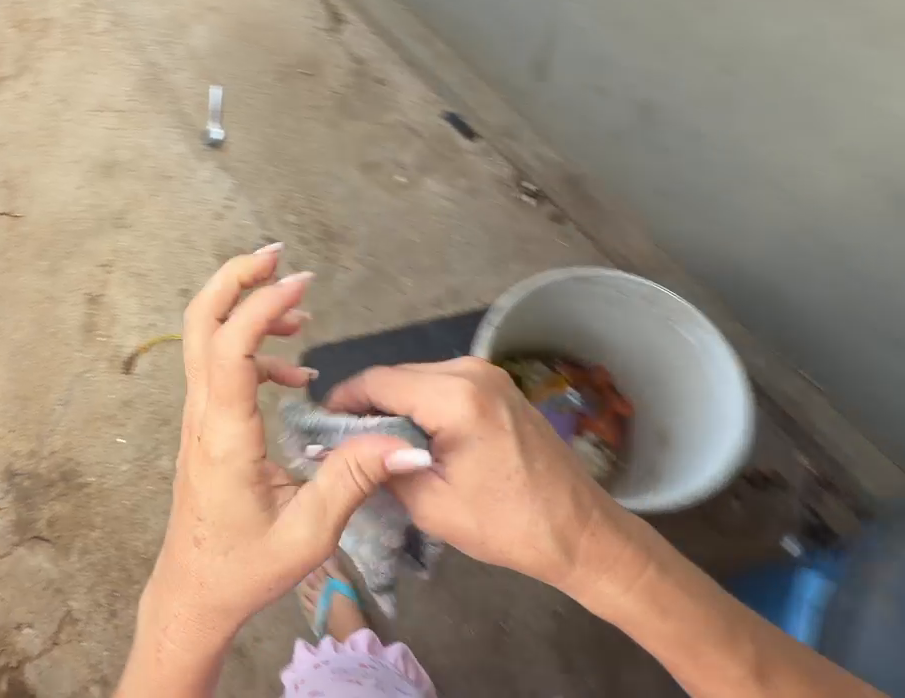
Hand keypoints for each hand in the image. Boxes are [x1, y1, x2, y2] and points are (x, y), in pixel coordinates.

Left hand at [141, 246, 434, 644]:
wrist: (194, 590)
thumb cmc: (246, 566)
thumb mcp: (310, 532)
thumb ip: (354, 479)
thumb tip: (406, 441)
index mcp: (224, 433)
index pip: (231, 348)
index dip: (262, 306)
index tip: (303, 281)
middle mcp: (203, 412)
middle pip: (199, 322)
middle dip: (234, 279)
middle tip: (277, 255)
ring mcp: (199, 414)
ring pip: (205, 337)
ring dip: (244, 307)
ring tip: (299, 305)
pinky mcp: (206, 421)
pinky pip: (223, 366)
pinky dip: (255, 351)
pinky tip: (296, 373)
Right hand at [323, 358, 633, 593]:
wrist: (585, 533)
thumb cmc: (509, 525)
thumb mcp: (431, 504)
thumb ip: (380, 466)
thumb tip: (339, 447)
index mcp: (455, 396)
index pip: (377, 381)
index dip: (342, 401)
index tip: (320, 427)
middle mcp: (470, 371)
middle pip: (396, 376)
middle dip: (367, 405)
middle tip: (343, 440)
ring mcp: (488, 373)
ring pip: (417, 378)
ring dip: (394, 405)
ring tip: (375, 441)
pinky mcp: (498, 384)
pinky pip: (441, 384)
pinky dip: (420, 404)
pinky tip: (414, 436)